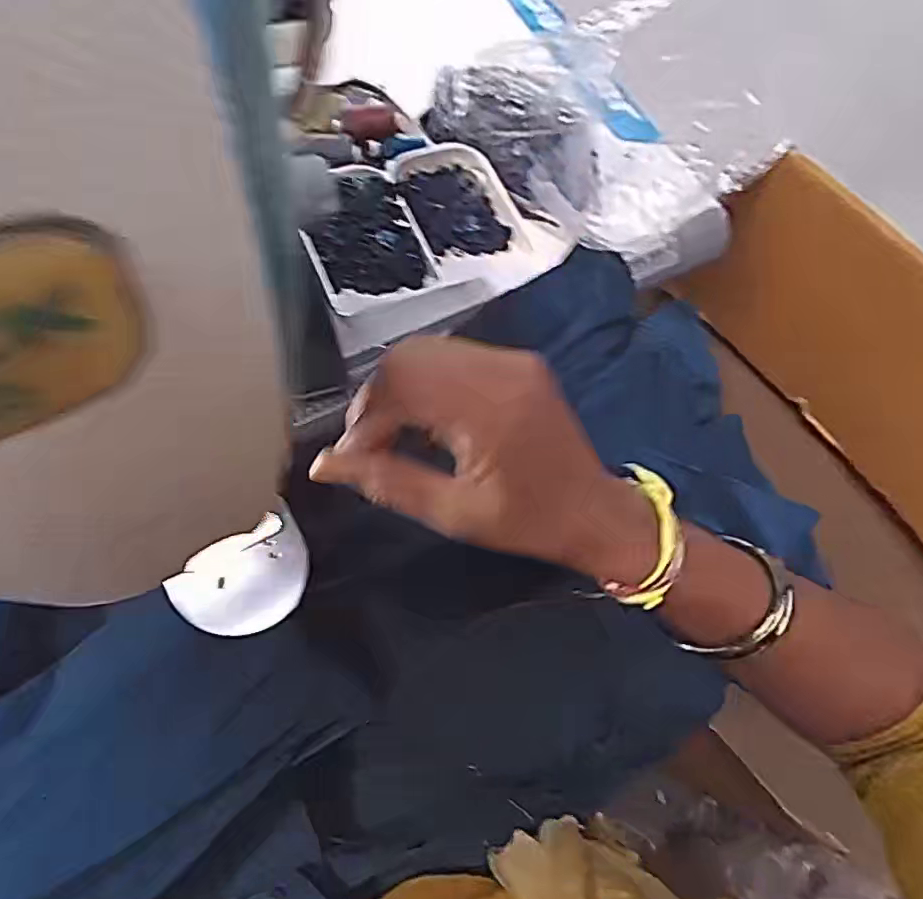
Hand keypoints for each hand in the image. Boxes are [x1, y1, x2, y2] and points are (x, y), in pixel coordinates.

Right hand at [309, 337, 656, 582]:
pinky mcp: (517, 364)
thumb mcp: (453, 513)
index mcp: (489, 409)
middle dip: (374, 400)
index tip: (351, 458)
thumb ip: (387, 483)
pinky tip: (422, 422)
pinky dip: (423, 385)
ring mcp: (512, 362)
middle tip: (366, 445)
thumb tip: (328, 465)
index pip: (400, 385)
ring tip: (390, 436)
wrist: (594, 512)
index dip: (363, 421)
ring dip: (395, 390)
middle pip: (407, 357)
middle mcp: (502, 371)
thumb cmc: (531, 522)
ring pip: (426, 352)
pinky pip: (451, 358)